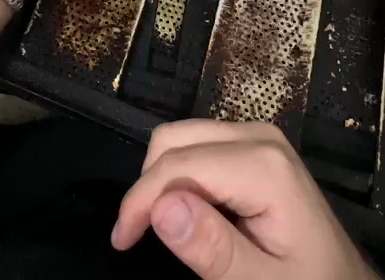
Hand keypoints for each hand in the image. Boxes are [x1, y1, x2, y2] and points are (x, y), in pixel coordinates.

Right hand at [112, 120, 377, 279]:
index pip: (178, 165)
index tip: (121, 241)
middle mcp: (258, 136)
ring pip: (183, 139)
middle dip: (149, 186)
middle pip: (175, 140)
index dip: (140, 200)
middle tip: (137, 237)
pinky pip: (199, 148)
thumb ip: (213, 249)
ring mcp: (258, 137)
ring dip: (162, 181)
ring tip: (159, 230)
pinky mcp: (254, 147)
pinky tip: (184, 215)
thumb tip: (160, 206)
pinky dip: (180, 177)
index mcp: (263, 164)